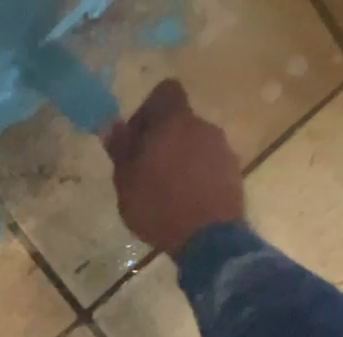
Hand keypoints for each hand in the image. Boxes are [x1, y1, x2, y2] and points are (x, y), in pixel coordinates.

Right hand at [104, 79, 245, 256]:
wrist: (208, 239)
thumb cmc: (159, 206)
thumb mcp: (126, 182)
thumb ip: (120, 149)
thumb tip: (110, 124)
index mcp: (174, 122)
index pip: (164, 92)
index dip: (147, 111)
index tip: (135, 141)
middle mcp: (203, 126)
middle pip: (179, 122)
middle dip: (162, 141)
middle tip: (145, 174)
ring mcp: (222, 149)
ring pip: (195, 145)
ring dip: (180, 161)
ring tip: (166, 194)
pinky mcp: (233, 173)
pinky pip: (209, 166)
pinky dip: (196, 178)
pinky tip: (185, 204)